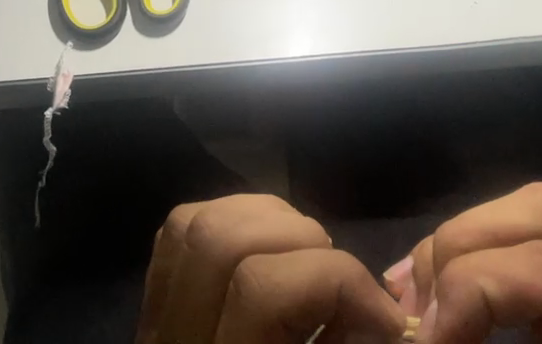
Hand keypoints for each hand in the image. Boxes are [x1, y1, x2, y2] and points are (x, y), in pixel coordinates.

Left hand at [137, 193, 406, 343]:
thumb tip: (387, 320)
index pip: (262, 289)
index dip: (340, 282)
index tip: (387, 320)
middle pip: (225, 242)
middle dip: (304, 244)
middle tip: (346, 289)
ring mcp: (156, 322)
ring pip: (201, 225)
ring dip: (272, 223)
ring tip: (313, 262)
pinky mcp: (153, 306)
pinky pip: (183, 230)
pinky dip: (236, 220)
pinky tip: (272, 248)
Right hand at [383, 183, 541, 343]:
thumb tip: (420, 339)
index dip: (471, 292)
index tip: (427, 343)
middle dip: (459, 253)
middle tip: (421, 322)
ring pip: (534, 210)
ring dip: (461, 245)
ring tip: (425, 305)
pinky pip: (532, 236)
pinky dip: (475, 252)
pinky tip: (444, 295)